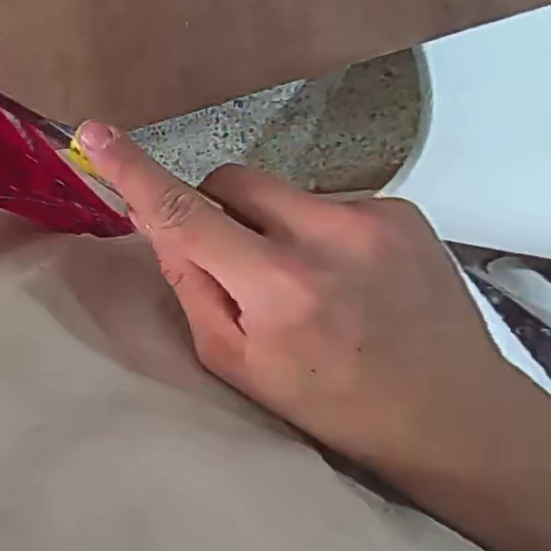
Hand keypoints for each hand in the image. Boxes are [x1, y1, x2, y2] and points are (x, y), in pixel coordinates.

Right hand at [77, 122, 550, 502]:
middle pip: (228, 179)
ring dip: (263, 222)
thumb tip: (153, 220)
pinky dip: (306, 228)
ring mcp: (375, 216)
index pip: (184, 213)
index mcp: (277, 286)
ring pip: (274, 190)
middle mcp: (328, 236)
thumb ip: (189, 282)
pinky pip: (318, 199)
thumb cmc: (324, 399)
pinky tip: (338, 274)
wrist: (455, 417)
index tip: (95, 133)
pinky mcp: (403, 211)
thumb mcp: (231, 357)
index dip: (134, 170)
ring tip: (298, 278)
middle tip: (227, 259)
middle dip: (210, 207)